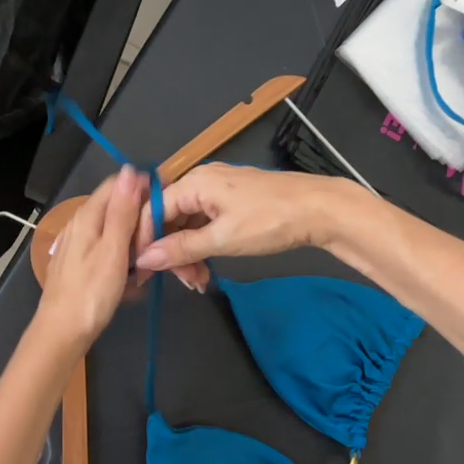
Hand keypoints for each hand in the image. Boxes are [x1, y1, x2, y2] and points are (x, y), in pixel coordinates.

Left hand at [35, 166, 145, 346]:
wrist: (61, 333)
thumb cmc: (91, 294)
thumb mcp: (113, 250)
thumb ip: (122, 211)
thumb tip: (130, 170)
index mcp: (87, 216)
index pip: (118, 184)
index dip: (144, 189)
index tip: (168, 206)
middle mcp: (79, 224)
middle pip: (117, 208)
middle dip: (141, 224)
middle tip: (158, 248)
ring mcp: (78, 245)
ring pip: (115, 233)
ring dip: (134, 247)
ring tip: (144, 270)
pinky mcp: (80, 264)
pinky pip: (108, 253)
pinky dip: (123, 262)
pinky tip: (130, 282)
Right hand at [133, 164, 349, 289]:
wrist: (320, 210)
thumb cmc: (270, 221)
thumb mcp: (222, 239)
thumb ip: (181, 248)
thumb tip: (145, 258)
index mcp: (194, 183)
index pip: (152, 211)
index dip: (144, 241)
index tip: (142, 271)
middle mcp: (201, 181)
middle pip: (169, 218)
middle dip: (171, 252)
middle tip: (185, 282)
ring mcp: (218, 190)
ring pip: (187, 224)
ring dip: (188, 254)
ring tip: (199, 281)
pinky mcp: (232, 201)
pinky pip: (204, 223)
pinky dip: (203, 246)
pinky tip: (208, 268)